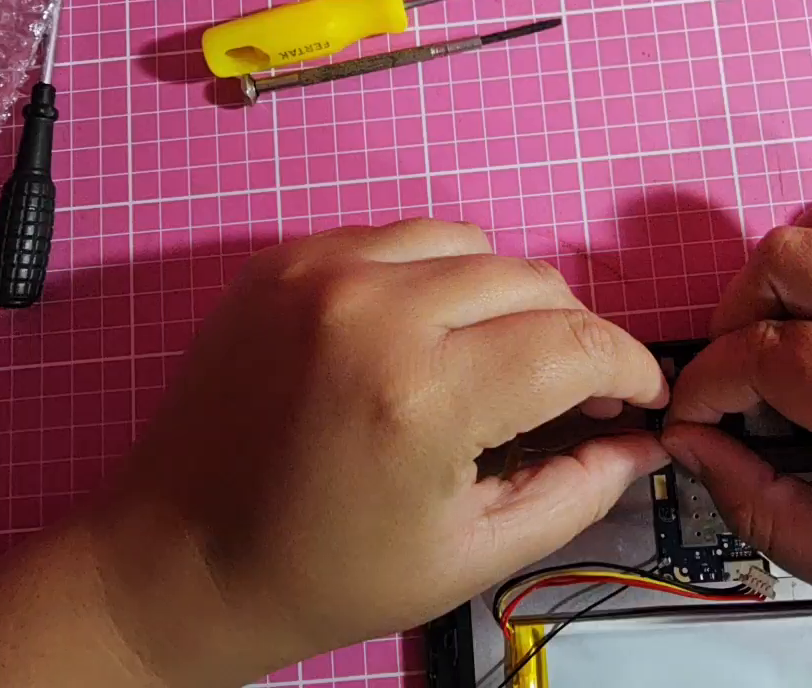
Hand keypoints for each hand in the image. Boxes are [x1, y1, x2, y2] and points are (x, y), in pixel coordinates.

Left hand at [89, 221, 669, 683]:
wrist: (170, 557)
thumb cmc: (323, 573)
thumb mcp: (467, 556)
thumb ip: (575, 489)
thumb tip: (641, 438)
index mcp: (422, 395)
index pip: (573, 344)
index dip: (627, 366)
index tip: (639, 393)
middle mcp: (375, 306)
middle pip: (531, 280)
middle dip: (571, 333)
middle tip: (565, 386)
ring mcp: (323, 266)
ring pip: (473, 244)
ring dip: (503, 296)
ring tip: (487, 354)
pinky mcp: (288, 254)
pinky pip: (402, 237)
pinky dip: (435, 275)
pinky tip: (418, 328)